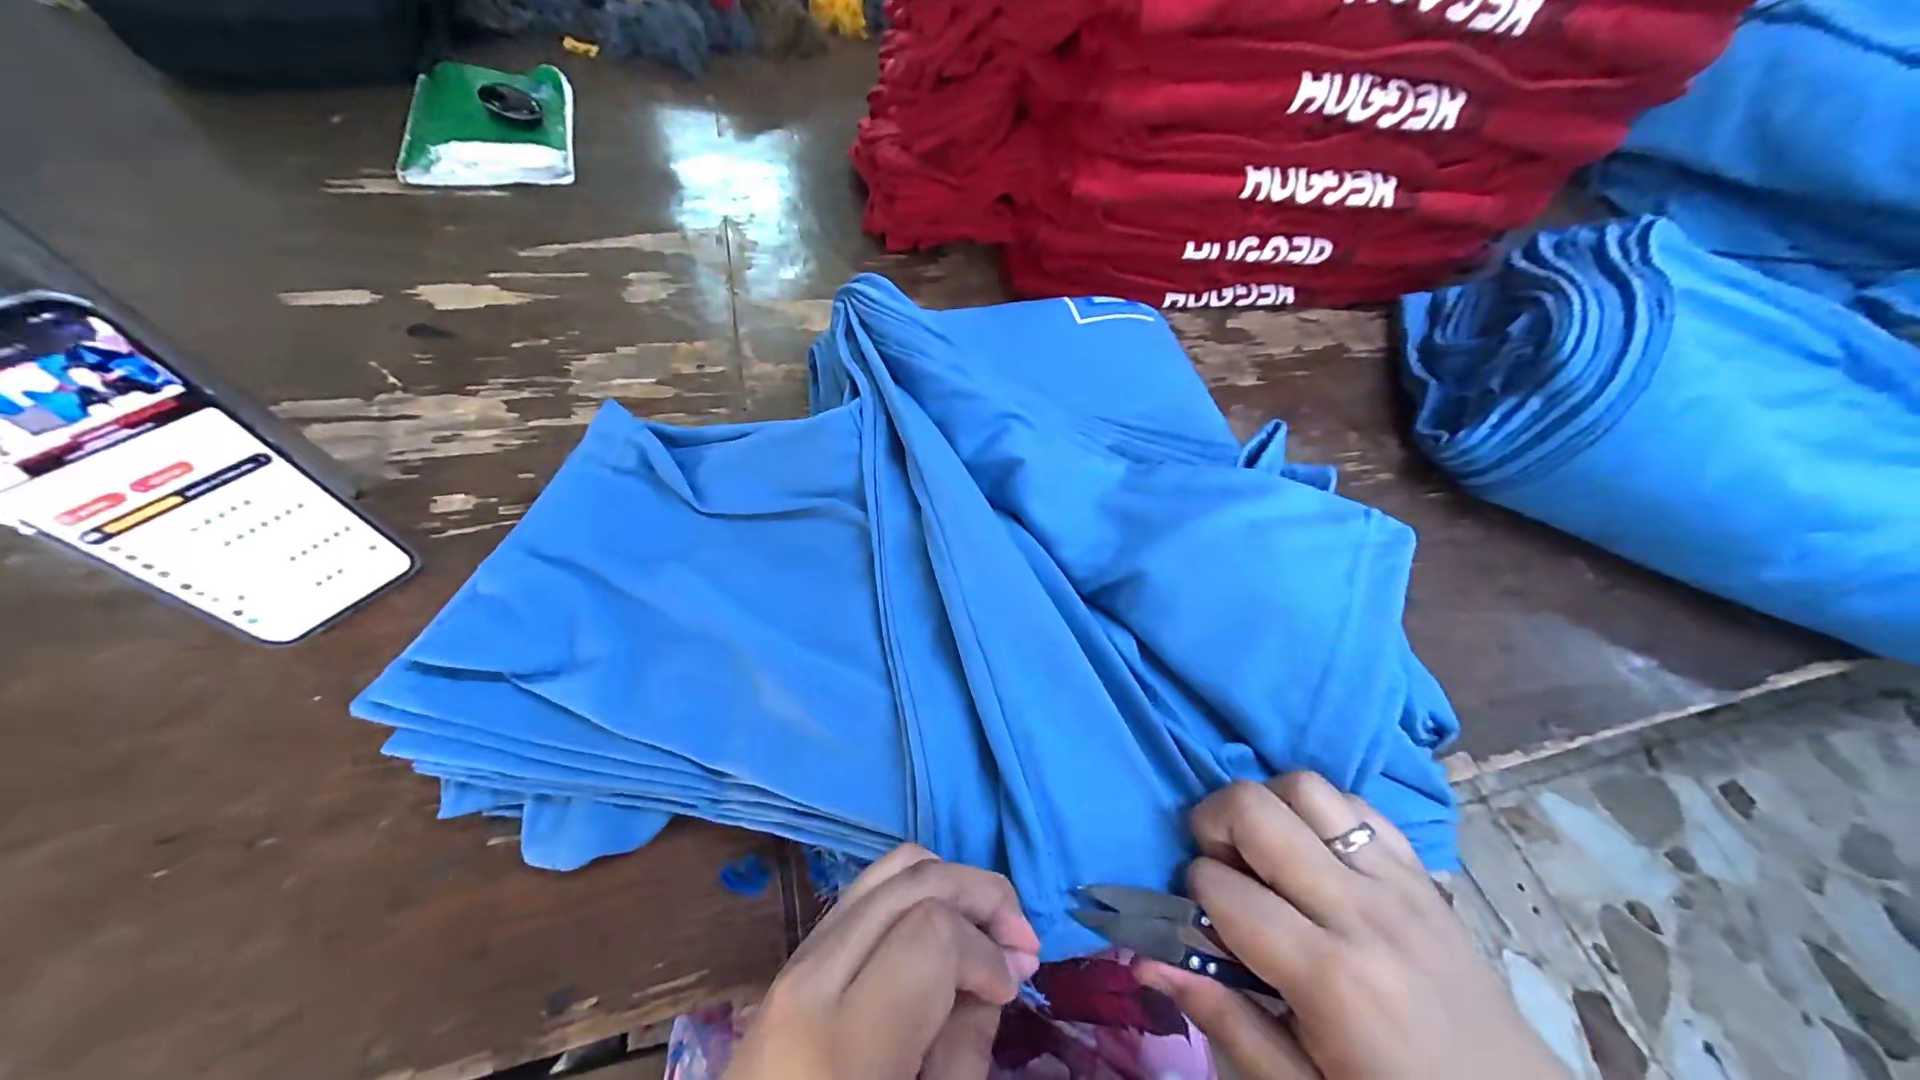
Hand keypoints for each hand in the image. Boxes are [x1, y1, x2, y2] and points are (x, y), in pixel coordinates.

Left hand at [723, 845, 1040, 1079]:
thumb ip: (966, 1042)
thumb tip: (1001, 968)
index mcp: (843, 1038)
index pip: (930, 931)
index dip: (984, 950)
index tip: (1010, 989)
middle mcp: (813, 976)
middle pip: (913, 880)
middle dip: (980, 895)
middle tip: (1021, 940)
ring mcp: (798, 956)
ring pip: (890, 869)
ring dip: (952, 883)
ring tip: (988, 927)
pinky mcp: (798, 953)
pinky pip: (868, 891)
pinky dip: (919, 891)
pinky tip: (945, 927)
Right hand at [1133, 773, 1567, 1079]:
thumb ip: (1226, 1020)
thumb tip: (1147, 959)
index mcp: (1327, 975)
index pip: (1219, 886)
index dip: (1194, 897)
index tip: (1204, 926)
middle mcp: (1360, 910)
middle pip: (1254, 807)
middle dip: (1212, 823)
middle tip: (1220, 867)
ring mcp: (1399, 883)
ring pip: (1305, 785)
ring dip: (1268, 807)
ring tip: (1265, 854)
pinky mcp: (1422, 874)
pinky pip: (1357, 804)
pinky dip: (1320, 812)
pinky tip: (1316, 854)